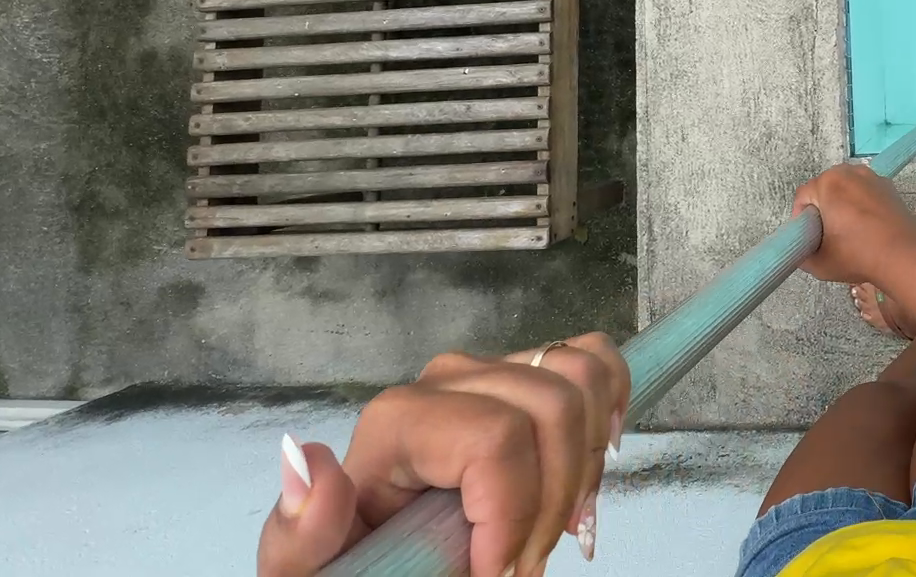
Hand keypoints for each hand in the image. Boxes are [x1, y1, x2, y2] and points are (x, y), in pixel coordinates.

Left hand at [258, 333, 629, 576]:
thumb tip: (311, 460)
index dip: (517, 512)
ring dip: (589, 459)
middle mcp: (454, 374)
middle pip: (553, 408)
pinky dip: (612, 402)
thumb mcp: (318, 576)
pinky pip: (595, 359)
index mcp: (402, 416)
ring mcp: (501, 365)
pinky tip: (600, 453)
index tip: (503, 576)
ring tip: (564, 522)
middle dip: (558, 498)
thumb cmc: (363, 568)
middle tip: (532, 564)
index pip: (497, 438)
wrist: (389, 557)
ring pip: (583, 377)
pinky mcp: (535, 368)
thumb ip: (302, 537)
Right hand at [792, 163, 915, 286]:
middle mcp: (850, 172)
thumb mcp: (819, 263)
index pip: (803, 197)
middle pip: (825, 189)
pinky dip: (862, 205)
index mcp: (829, 183)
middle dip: (822, 209)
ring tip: (848, 231)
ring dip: (842, 205)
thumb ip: (802, 255)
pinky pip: (865, 192)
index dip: (800, 220)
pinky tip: (867, 227)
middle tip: (826, 236)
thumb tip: (803, 250)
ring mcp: (872, 177)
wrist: (904, 257)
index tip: (808, 239)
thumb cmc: (858, 255)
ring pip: (846, 189)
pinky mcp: (889, 187)